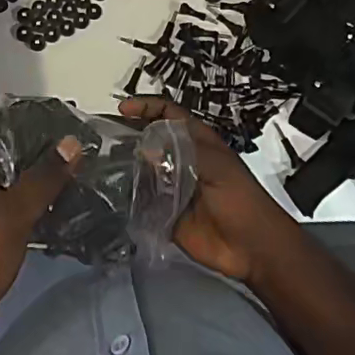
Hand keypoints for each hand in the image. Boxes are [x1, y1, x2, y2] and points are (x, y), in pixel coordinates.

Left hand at [0, 114, 82, 333]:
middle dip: (27, 142)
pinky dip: (19, 190)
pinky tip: (45, 194)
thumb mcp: (14, 213)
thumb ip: (44, 177)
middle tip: (63, 139)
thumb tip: (72, 140)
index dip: (17, 115)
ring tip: (61, 162)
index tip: (50, 115)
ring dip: (25, 168)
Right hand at [120, 96, 294, 281]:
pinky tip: (112, 192)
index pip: (167, 113)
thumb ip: (182, 152)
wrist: (253, 248)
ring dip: (126, 164)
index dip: (146, 106)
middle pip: (150, 139)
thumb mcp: (217, 166)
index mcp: (195, 142)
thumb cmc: (239, 198)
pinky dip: (128, 196)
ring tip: (102, 162)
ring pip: (143, 169)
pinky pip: (142, 201)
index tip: (123, 108)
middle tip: (104, 137)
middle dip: (130, 134)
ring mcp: (171, 186)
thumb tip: (144, 148)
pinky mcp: (165, 213)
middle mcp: (180, 160)